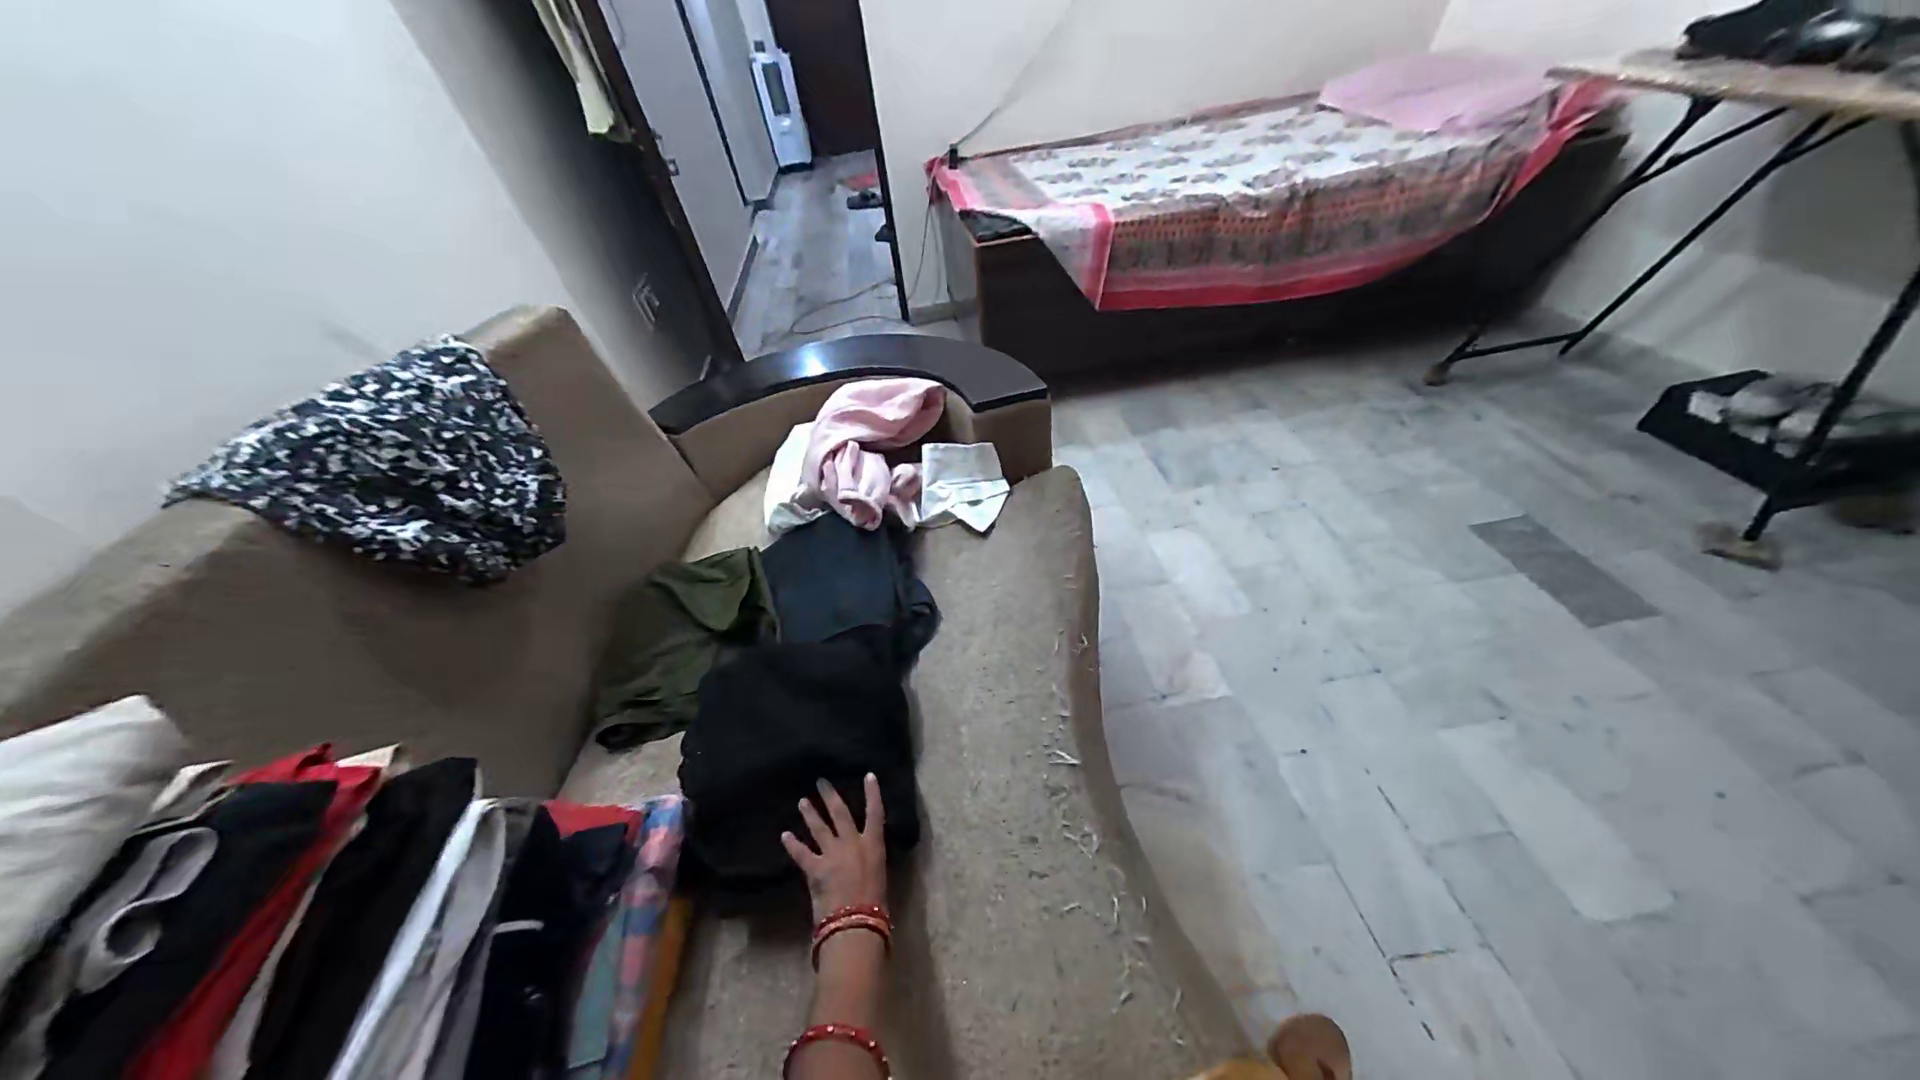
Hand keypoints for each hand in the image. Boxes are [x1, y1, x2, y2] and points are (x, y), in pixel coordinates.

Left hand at [782, 774, 886, 918]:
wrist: (855, 923)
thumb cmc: (876, 905)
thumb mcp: (879, 877)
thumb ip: (870, 863)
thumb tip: (864, 863)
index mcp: (873, 846)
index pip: (875, 813)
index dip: (873, 793)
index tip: (868, 775)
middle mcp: (852, 843)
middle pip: (840, 813)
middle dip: (830, 796)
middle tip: (821, 781)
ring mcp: (832, 854)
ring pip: (819, 827)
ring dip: (810, 813)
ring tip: (802, 801)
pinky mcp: (815, 868)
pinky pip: (801, 853)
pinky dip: (792, 844)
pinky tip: (785, 835)